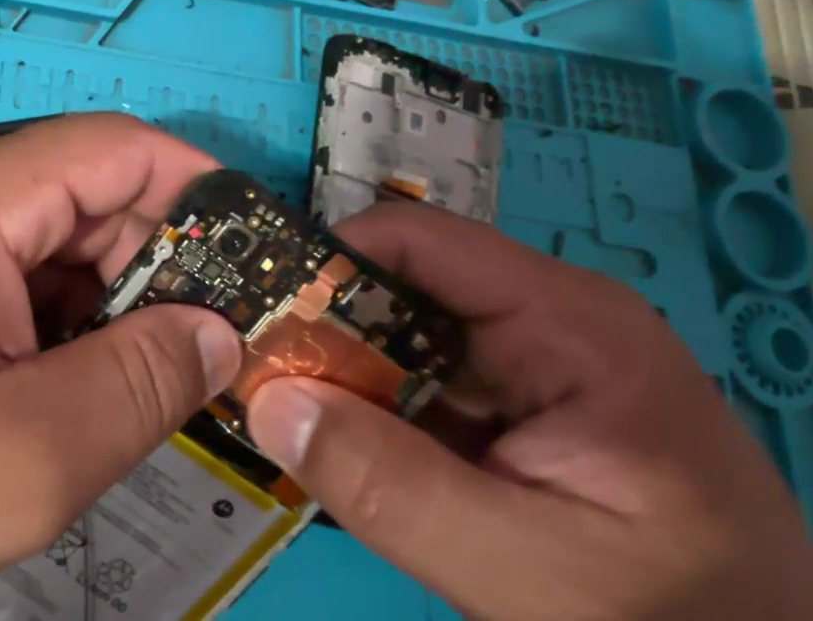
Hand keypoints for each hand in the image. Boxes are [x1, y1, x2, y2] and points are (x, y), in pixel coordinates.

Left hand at [0, 114, 242, 617]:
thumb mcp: (25, 454)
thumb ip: (142, 384)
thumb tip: (219, 335)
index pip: (120, 147)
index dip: (204, 191)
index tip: (264, 262)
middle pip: (87, 194)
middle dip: (162, 264)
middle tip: (220, 355)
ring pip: (47, 245)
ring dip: (106, 306)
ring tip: (147, 390)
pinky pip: (1, 282)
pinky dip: (51, 327)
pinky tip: (68, 396)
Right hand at [244, 204, 812, 620]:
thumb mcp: (535, 571)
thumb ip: (396, 488)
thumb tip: (266, 402)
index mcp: (566, 322)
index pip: (416, 242)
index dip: (325, 261)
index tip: (252, 315)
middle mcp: (539, 323)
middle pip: (394, 288)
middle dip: (315, 329)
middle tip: (246, 378)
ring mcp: (524, 370)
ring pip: (392, 342)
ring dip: (332, 379)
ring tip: (273, 415)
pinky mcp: (509, 413)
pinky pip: (411, 390)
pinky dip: (362, 415)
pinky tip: (330, 449)